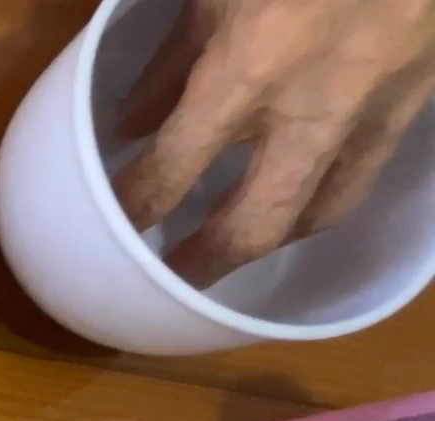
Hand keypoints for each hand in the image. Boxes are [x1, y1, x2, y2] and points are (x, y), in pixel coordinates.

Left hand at [116, 0, 434, 285]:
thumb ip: (171, 62)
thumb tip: (128, 127)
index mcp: (250, 70)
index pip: (164, 180)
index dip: (128, 213)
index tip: (101, 229)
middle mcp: (325, 98)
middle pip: (260, 223)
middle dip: (208, 262)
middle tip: (168, 279)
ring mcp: (398, 89)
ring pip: (333, 200)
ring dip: (277, 233)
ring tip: (232, 248)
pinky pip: (382, 154)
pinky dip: (334, 185)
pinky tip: (304, 186)